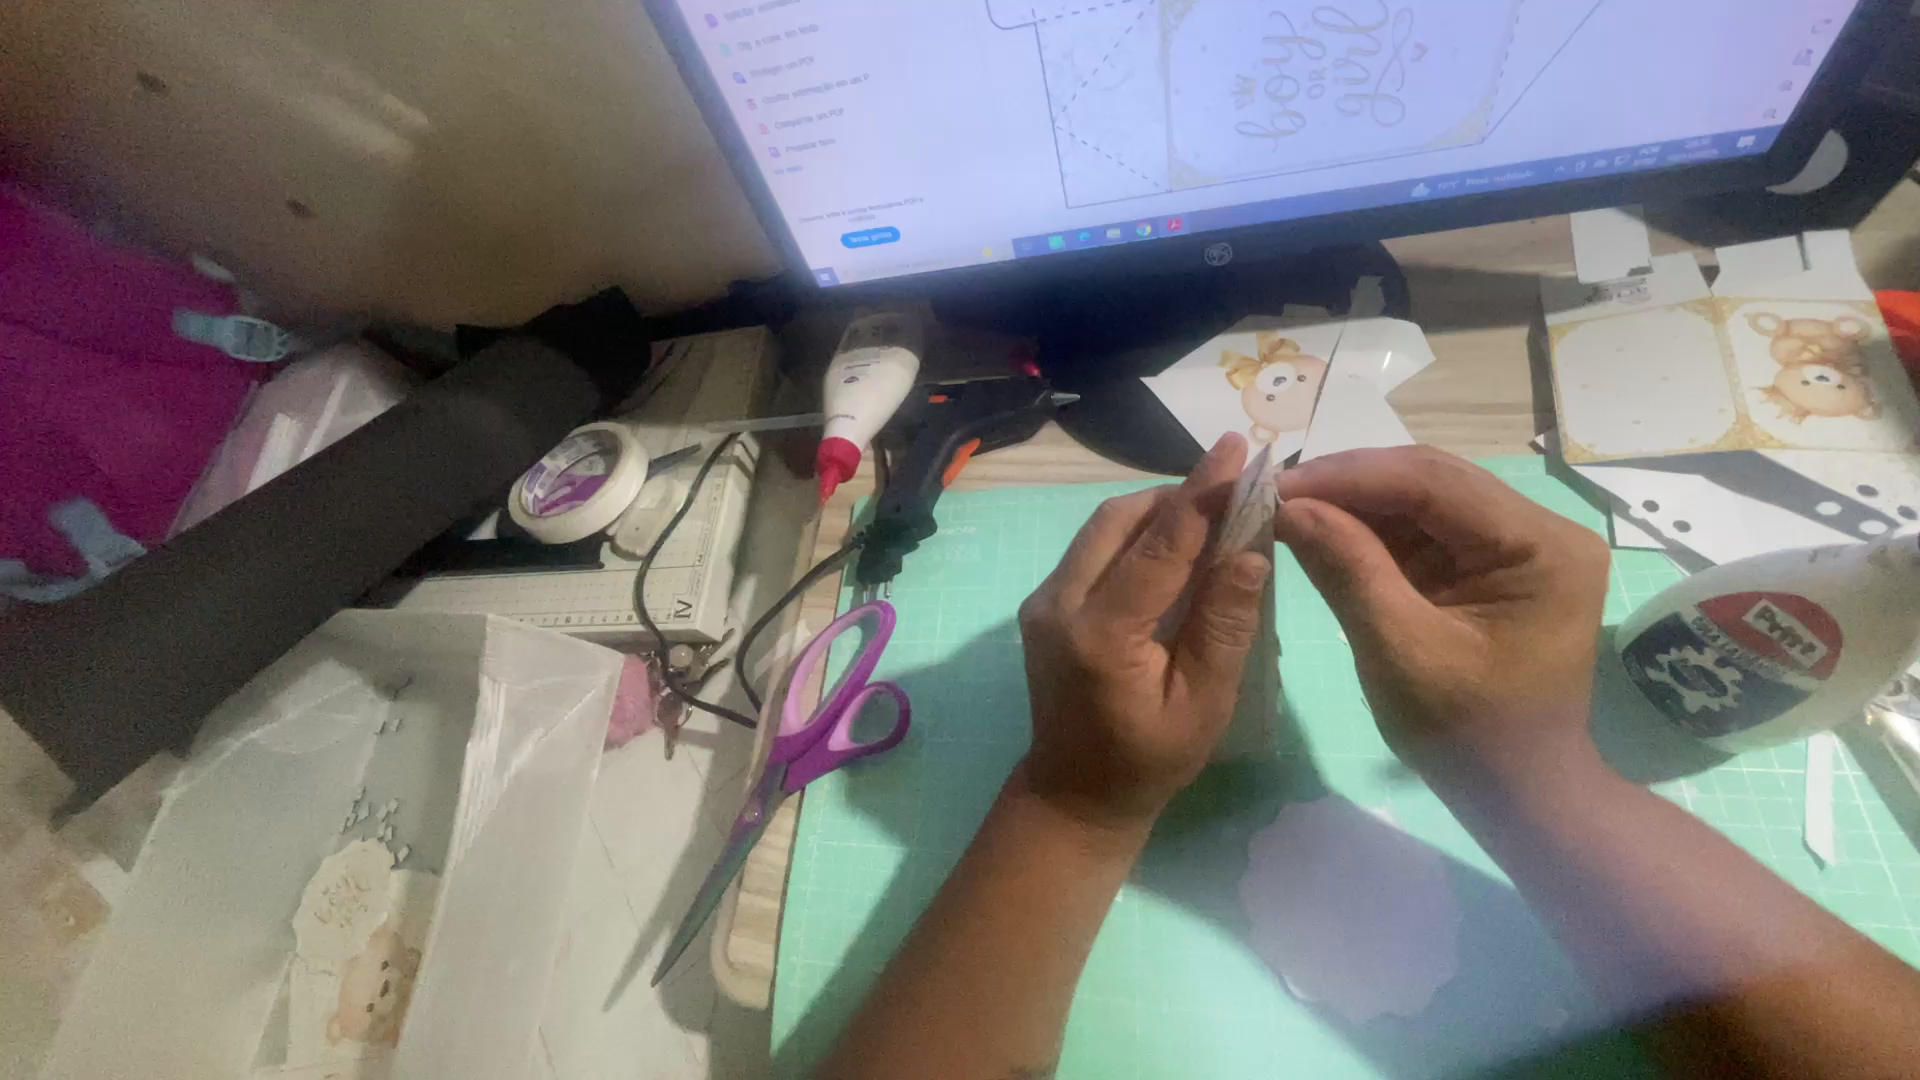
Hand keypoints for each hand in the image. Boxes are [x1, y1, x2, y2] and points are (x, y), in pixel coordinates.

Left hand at [1016, 434, 1272, 830]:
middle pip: (1117, 521)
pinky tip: (1168, 547)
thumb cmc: (1148, 760)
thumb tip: (1250, 551)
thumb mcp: (1204, 704)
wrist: (1073, 791)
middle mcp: (1057, 604)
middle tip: (1228, 486)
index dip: (1200, 493)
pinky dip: (1131, 537)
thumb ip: (1224, 625)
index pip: (1158, 546)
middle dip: (1174, 495)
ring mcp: (1041, 601)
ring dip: (1152, 513)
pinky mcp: (1040, 604)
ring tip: (1205, 512)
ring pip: (1099, 530)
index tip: (1234, 448)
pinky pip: (1089, 551)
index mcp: (1101, 634)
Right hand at [1274, 447, 1610, 789]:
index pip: (1433, 483)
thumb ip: (1346, 569)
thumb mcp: (1398, 650)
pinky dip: (1359, 524)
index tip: (1275, 486)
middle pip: (1426, 478)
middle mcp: (1534, 528)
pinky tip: (1315, 526)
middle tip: (1271, 491)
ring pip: (1414, 494)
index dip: (1348, 477)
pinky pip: (1411, 524)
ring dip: (1346, 499)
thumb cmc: (1465, 731)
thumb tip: (1287, 506)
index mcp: (1539, 547)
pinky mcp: (1478, 560)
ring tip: (1283, 506)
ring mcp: (1507, 541)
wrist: (1513, 786)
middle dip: (1344, 482)